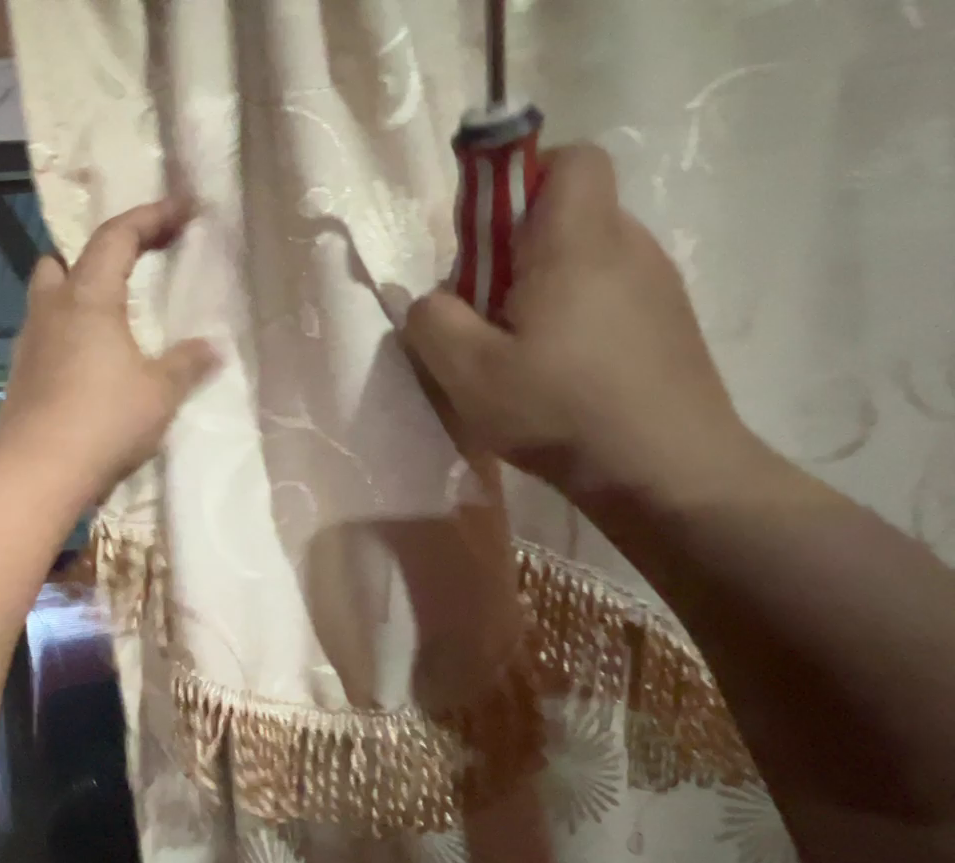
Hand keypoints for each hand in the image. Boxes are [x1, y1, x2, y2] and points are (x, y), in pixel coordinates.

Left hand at [0, 198, 219, 502]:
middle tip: (129, 269)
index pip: (115, 236)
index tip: (182, 212)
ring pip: (47, 303)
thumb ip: (187, 364)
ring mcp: (27, 347)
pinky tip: (89, 367)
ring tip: (113, 323)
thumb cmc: (103, 422)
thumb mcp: (160, 392)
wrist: (35, 473)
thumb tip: (211, 347)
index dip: (150, 217)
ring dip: (77, 301)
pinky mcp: (18, 381)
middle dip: (95, 257)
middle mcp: (50, 313)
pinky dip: (67, 339)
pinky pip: (44, 342)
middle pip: (62, 262)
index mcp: (88, 299)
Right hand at [402, 145, 762, 501]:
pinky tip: (554, 371)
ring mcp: (656, 284)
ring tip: (515, 349)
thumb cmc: (559, 409)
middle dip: (514, 246)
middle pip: (568, 211)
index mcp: (579, 243)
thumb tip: (433, 300)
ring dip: (540, 285)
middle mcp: (628, 246)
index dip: (520, 177)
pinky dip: (572, 312)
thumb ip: (430, 320)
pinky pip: (608, 290)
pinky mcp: (666, 321)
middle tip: (482, 310)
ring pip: (585, 255)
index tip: (482, 235)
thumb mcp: (465, 371)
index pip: (570, 158)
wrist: (667, 469)